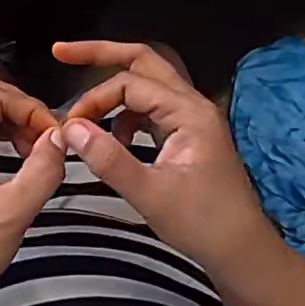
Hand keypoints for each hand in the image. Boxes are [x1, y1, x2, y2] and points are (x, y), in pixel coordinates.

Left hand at [0, 72, 67, 305]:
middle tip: (44, 132)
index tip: (54, 133)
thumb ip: (41, 171)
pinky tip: (24, 155)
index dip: (29, 109)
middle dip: (18, 104)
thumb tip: (62, 138)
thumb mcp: (11, 212)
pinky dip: (5, 134)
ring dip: (12, 118)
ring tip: (37, 147)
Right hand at [53, 41, 275, 273]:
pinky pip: (148, 109)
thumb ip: (108, 159)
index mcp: (189, 113)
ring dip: (111, 91)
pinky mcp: (185, 135)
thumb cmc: (203, 224)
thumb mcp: (150, 194)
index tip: (68, 127)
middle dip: (101, 54)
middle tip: (61, 53)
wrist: (242, 253)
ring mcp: (190, 119)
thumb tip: (70, 128)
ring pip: (145, 84)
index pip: (129, 85)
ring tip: (83, 113)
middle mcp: (192, 106)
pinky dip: (123, 116)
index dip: (93, 100)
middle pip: (142, 62)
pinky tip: (111, 141)